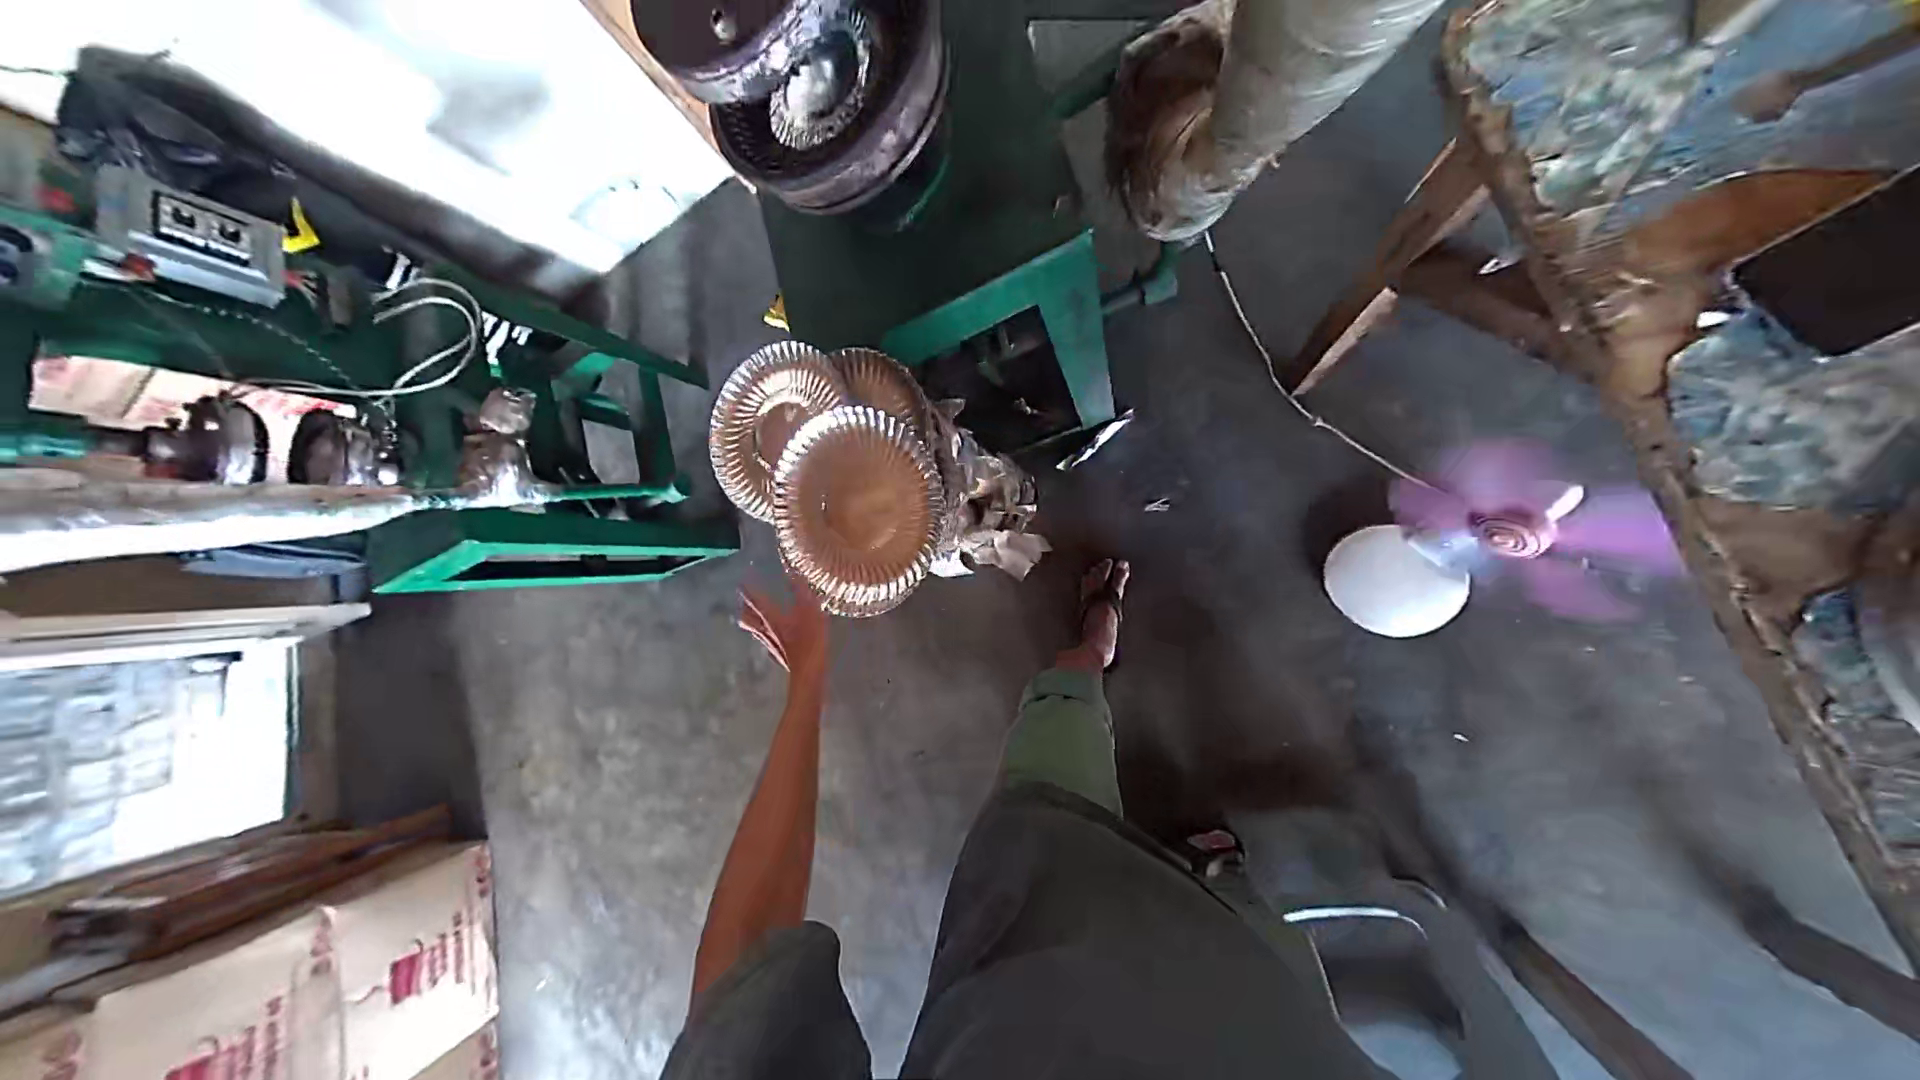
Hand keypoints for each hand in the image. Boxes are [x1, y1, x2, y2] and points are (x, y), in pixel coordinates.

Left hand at [738, 577, 827, 675]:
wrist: (808, 673)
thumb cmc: (809, 640)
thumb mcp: (810, 611)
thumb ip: (800, 591)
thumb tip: (791, 572)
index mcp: (772, 618)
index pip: (756, 601)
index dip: (749, 591)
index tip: (742, 582)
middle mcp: (766, 631)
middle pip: (748, 618)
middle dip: (745, 608)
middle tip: (743, 599)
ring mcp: (770, 644)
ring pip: (754, 630)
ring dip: (751, 621)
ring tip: (751, 615)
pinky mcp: (778, 655)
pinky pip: (765, 641)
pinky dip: (764, 634)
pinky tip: (770, 635)